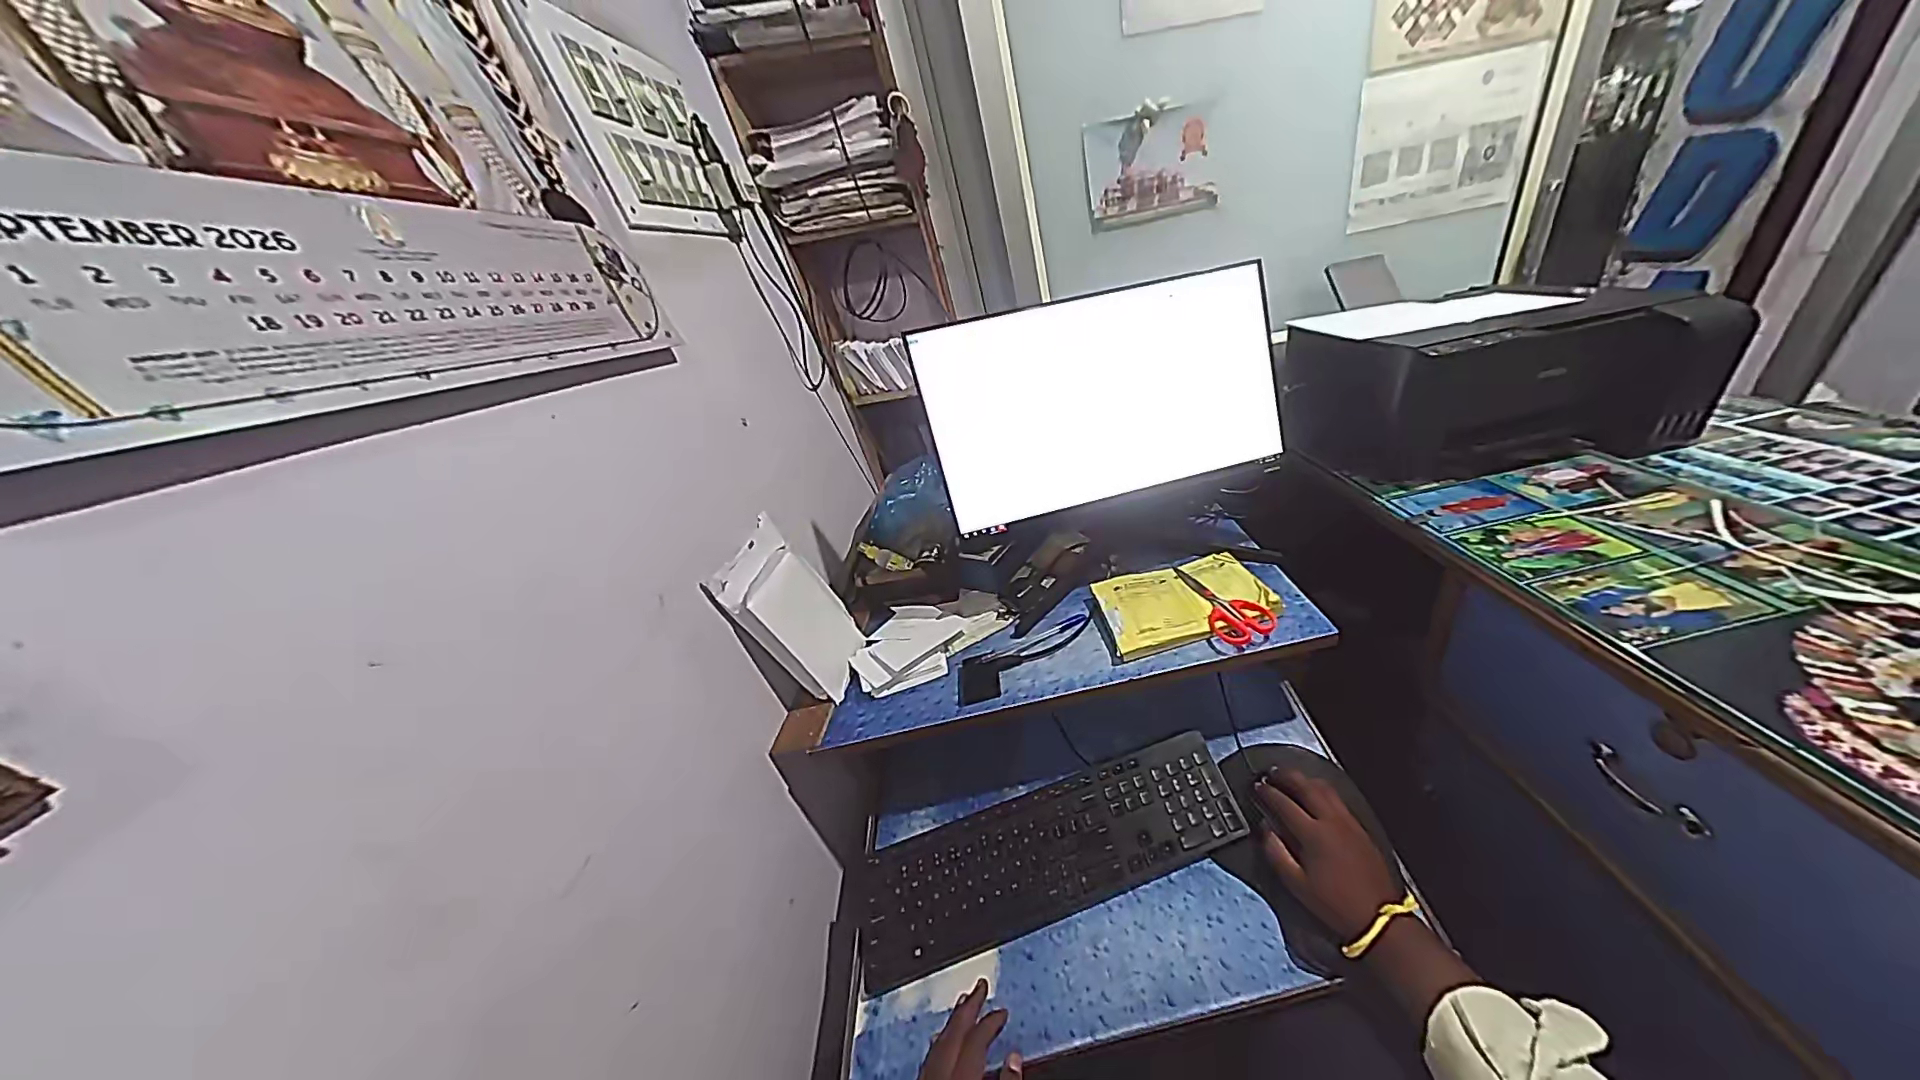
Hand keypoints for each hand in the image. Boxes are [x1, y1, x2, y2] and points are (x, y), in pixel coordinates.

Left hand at [919, 978, 1020, 1079]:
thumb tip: (1014, 1058)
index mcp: (961, 1076)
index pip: (975, 1039)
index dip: (990, 1021)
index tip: (1003, 1011)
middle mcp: (939, 1074)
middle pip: (953, 1032)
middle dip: (969, 1006)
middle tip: (980, 985)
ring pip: (939, 1042)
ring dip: (954, 1020)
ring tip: (963, 1002)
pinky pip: (930, 1057)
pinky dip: (941, 1041)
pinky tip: (943, 1037)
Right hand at [1253, 768, 1399, 941]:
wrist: (1379, 919)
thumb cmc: (1335, 904)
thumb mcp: (1296, 884)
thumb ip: (1276, 853)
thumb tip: (1265, 831)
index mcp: (1313, 834)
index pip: (1284, 803)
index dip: (1267, 792)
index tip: (1257, 788)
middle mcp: (1332, 822)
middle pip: (1306, 787)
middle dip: (1286, 776)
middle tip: (1272, 774)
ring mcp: (1350, 824)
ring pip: (1326, 789)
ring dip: (1306, 780)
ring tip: (1294, 779)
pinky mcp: (1362, 830)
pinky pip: (1339, 800)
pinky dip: (1322, 790)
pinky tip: (1318, 796)